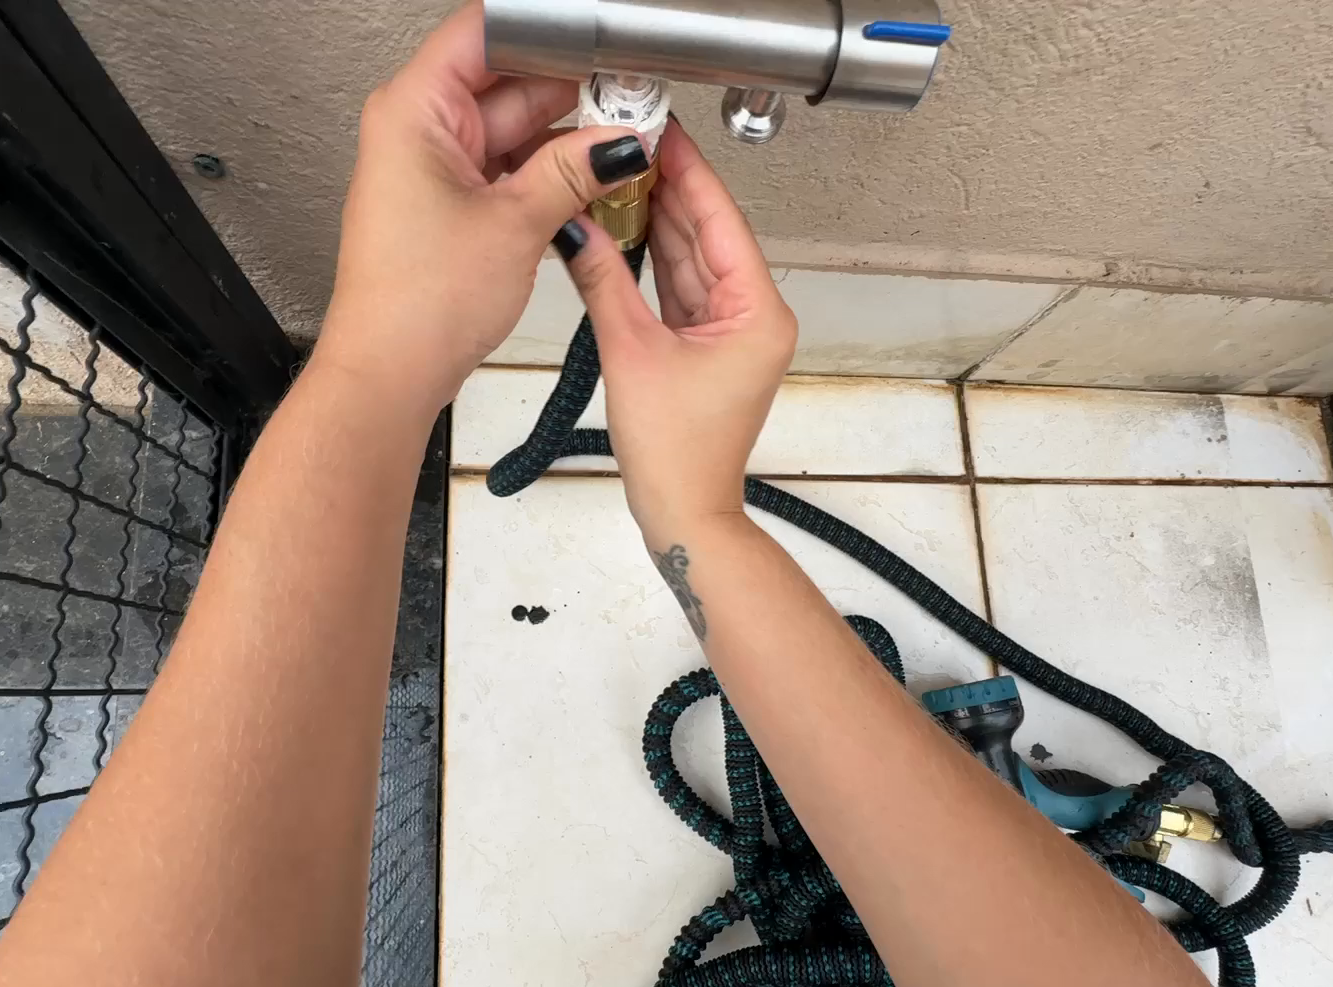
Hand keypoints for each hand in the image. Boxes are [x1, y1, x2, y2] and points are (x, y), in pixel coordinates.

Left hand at [314, 0, 646, 414]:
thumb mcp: (514, 224)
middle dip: (569, 97)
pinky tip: (582, 189)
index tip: (600, 51)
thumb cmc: (420, 303)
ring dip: (560, 147)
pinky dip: (542, 182)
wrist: (394, 371)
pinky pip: (504, 178)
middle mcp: (419, 135)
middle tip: (625, 112)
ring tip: (612, 156)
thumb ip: (571, 172)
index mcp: (416, 110)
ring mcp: (435, 175)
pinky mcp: (450, 213)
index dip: (548, 37)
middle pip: (505, 87)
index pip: (486, 34)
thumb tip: (617, 144)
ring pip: (510, 137)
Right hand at [559, 119, 797, 539]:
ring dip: (657, 227)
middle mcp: (754, 317)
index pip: (721, 221)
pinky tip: (626, 233)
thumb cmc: (675, 451)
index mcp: (757, 312)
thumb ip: (604, 281)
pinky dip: (655, 268)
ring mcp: (732, 334)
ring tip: (618, 179)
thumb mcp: (631, 353)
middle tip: (626, 146)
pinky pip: (683, 293)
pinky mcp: (708, 349)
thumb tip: (575, 226)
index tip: (658, 130)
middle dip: (667, 194)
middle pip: (708, 238)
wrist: (683, 511)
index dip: (688, 172)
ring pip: (692, 264)